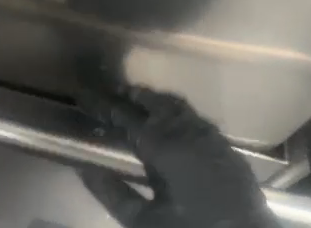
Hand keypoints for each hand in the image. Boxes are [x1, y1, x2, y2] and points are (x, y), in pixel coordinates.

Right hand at [77, 86, 276, 227]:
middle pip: (152, 102)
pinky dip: (177, 115)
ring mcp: (211, 139)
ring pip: (177, 107)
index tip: (83, 96)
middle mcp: (187, 133)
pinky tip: (172, 127)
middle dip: (129, 96)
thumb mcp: (145, 224)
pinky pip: (196, 120)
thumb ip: (113, 194)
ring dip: (154, 103)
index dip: (102, 104)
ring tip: (137, 105)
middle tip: (109, 96)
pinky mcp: (228, 152)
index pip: (124, 115)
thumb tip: (85, 169)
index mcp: (163, 146)